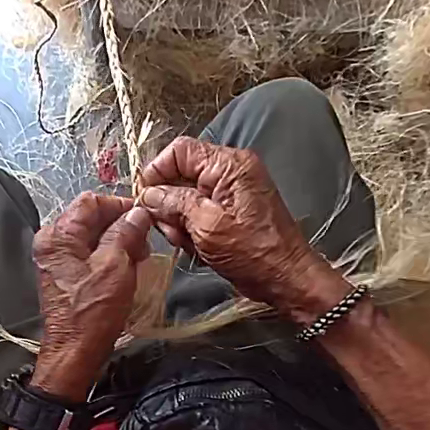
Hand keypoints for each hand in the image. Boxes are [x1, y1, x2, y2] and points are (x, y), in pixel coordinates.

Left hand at [31, 192, 153, 399]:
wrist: (75, 352)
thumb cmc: (92, 313)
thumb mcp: (115, 267)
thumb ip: (125, 233)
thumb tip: (137, 213)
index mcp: (57, 235)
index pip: (91, 202)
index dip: (120, 205)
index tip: (144, 217)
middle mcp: (51, 243)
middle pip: (91, 218)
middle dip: (121, 226)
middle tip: (144, 242)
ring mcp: (57, 260)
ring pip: (93, 237)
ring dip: (118, 242)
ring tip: (138, 258)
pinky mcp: (65, 276)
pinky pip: (89, 254)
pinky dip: (109, 257)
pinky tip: (126, 269)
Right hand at [136, 137, 351, 323]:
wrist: (284, 278)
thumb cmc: (254, 252)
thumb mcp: (206, 225)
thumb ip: (174, 203)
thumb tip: (148, 194)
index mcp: (229, 165)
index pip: (179, 151)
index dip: (156, 171)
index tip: (145, 198)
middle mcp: (229, 172)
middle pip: (179, 174)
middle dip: (168, 203)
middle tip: (172, 229)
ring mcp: (229, 192)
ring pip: (183, 197)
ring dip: (177, 221)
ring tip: (188, 242)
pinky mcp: (227, 211)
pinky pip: (195, 213)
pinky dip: (189, 229)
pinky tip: (197, 246)